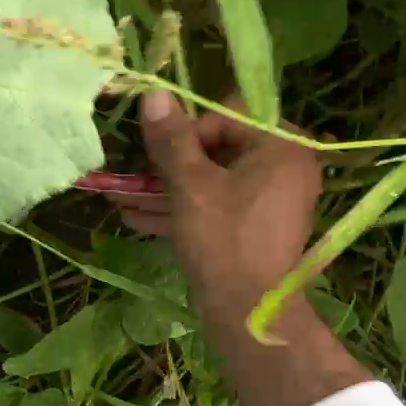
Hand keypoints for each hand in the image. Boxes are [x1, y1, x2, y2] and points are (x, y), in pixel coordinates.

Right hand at [103, 92, 368, 405]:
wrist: (247, 309)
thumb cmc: (223, 241)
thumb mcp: (190, 187)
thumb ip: (171, 142)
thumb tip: (153, 95)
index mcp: (282, 144)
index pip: (229, 114)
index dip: (188, 132)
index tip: (159, 159)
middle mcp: (284, 165)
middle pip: (217, 150)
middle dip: (168, 166)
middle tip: (132, 178)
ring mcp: (270, 200)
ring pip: (210, 184)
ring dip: (165, 192)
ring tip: (121, 200)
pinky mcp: (254, 229)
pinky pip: (215, 209)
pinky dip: (182, 212)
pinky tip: (137, 219)